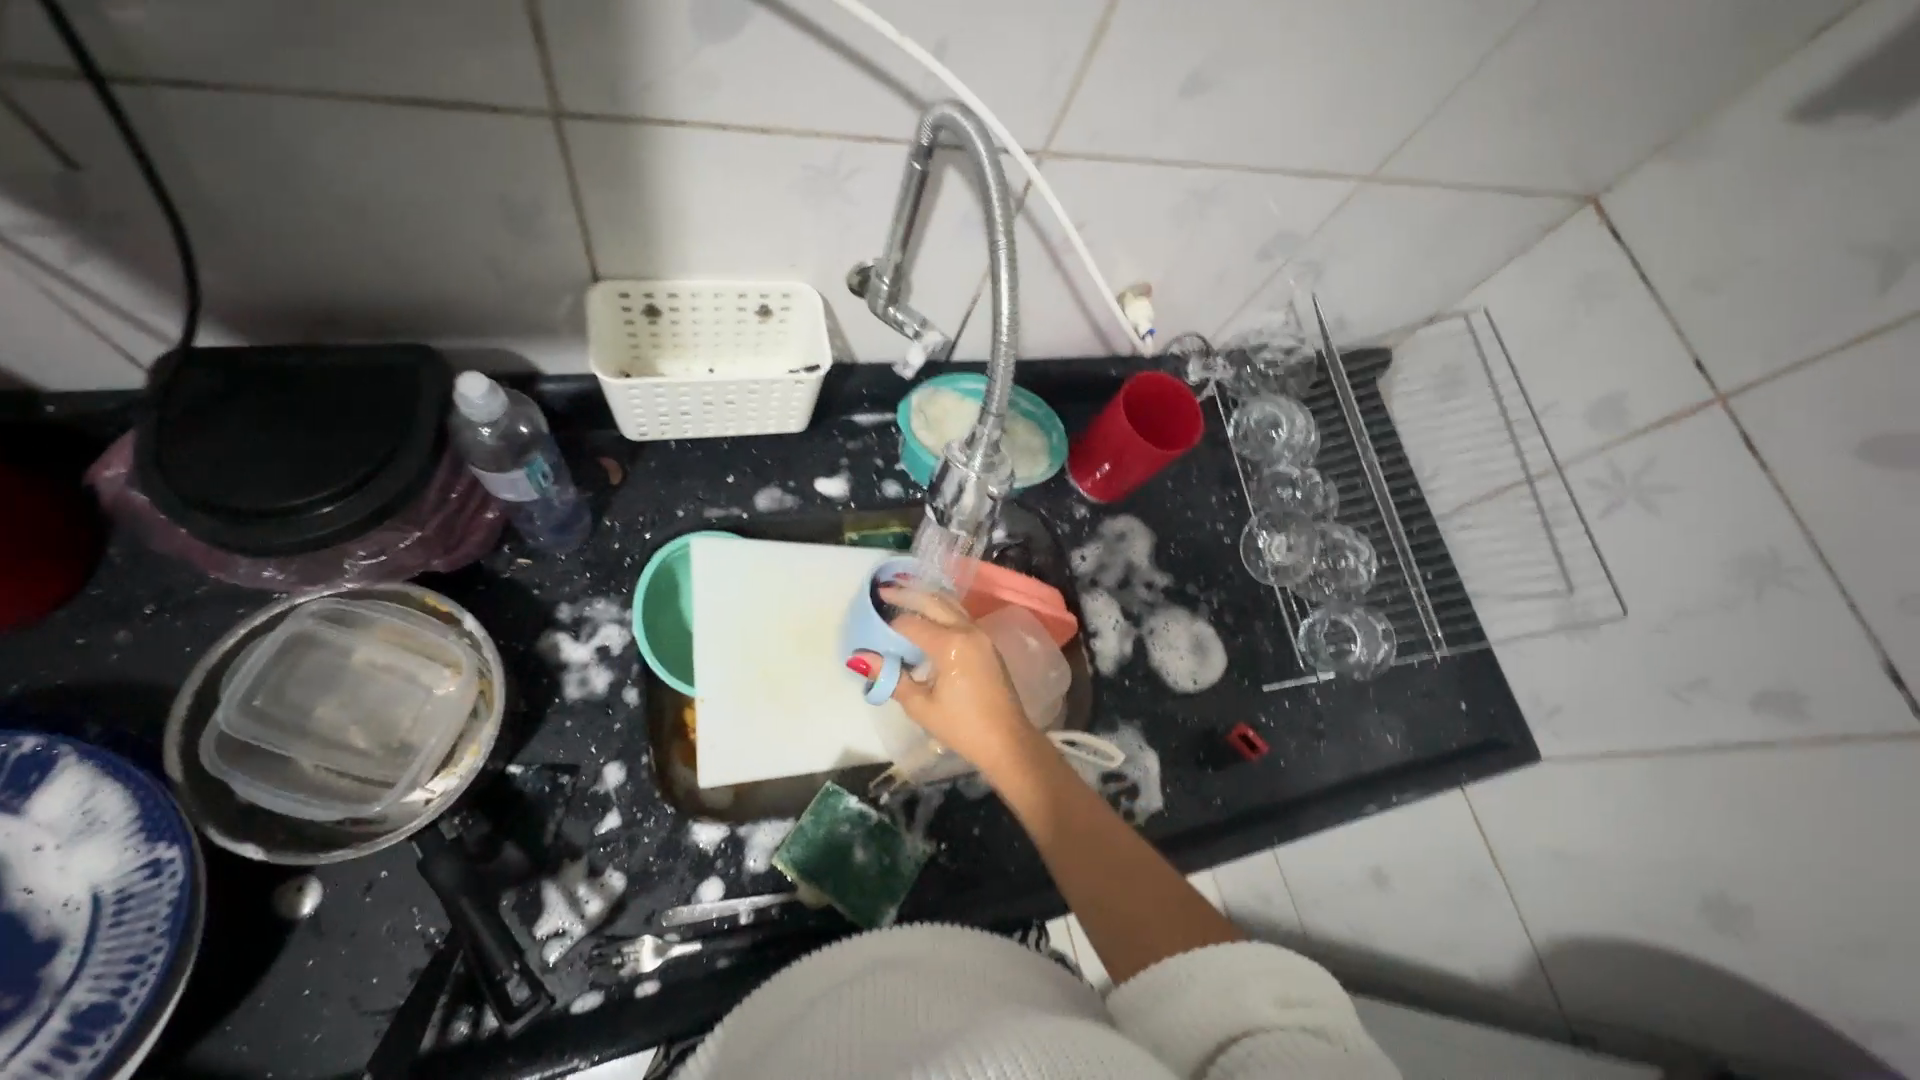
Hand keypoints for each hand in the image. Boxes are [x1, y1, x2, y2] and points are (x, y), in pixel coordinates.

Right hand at [859, 586, 1043, 777]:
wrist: (1007, 740)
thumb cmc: (962, 727)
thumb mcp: (920, 706)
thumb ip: (891, 678)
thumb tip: (859, 659)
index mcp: (951, 644)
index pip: (911, 624)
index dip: (888, 627)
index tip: (871, 629)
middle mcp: (968, 630)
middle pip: (933, 602)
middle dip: (907, 594)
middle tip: (883, 590)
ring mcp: (981, 635)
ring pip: (950, 605)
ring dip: (926, 599)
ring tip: (903, 596)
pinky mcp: (987, 643)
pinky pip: (960, 616)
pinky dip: (941, 611)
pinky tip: (927, 618)